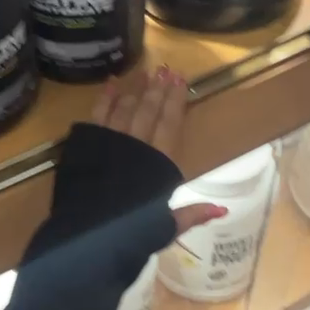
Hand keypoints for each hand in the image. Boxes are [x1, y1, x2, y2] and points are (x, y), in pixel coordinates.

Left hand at [88, 67, 226, 235]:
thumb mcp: (164, 227)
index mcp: (158, 164)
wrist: (87, 238)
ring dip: (135, 89)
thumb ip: (192, 214)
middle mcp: (136, 146)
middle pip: (149, 111)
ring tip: (145, 73)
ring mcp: (109, 142)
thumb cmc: (129, 236)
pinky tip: (111, 84)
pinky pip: (97, 114)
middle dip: (158, 90)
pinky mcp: (86, 144)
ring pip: (125, 108)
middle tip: (165, 70)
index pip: (170, 124)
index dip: (176, 101)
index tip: (181, 81)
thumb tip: (223, 209)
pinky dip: (105, 98)